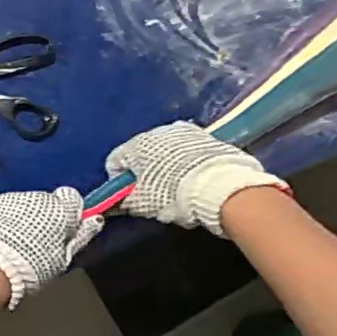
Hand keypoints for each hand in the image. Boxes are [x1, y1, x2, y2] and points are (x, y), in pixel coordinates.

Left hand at [0, 187, 102, 307]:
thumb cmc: (31, 264)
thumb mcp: (63, 257)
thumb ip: (80, 236)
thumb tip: (95, 221)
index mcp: (57, 208)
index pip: (71, 199)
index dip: (68, 215)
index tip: (63, 230)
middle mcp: (32, 197)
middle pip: (43, 202)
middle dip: (41, 217)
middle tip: (35, 242)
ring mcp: (6, 199)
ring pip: (19, 205)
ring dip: (18, 218)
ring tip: (12, 242)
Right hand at [105, 121, 285, 236]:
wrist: (223, 188)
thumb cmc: (171, 194)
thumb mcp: (141, 203)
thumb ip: (122, 201)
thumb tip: (113, 203)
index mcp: (134, 145)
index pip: (115, 162)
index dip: (119, 181)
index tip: (128, 194)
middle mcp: (157, 132)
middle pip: (141, 152)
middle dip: (144, 169)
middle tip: (152, 190)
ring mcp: (186, 132)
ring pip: (167, 149)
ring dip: (166, 164)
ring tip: (177, 184)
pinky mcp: (211, 137)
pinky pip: (190, 150)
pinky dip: (188, 161)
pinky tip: (195, 177)